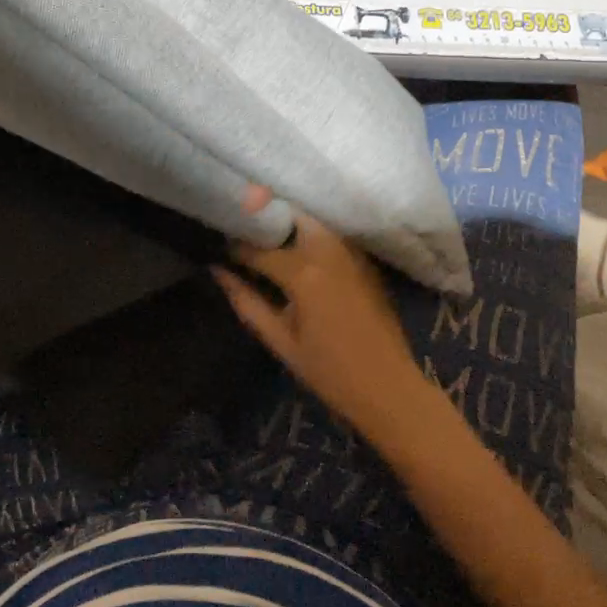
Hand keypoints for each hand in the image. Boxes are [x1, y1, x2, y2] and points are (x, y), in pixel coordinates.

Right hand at [212, 187, 433, 441]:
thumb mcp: (279, 340)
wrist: (389, 388)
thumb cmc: (329, 371)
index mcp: (302, 274)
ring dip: (290, 228)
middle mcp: (328, 252)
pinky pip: (333, 237)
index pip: (258, 248)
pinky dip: (313, 238)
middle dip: (267, 224)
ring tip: (271, 245)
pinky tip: (301, 257)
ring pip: (314, 224)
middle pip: (291, 218)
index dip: (235, 248)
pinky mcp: (366, 262)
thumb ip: (246, 301)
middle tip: (248, 240)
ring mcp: (352, 254)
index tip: (219, 249)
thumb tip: (218, 271)